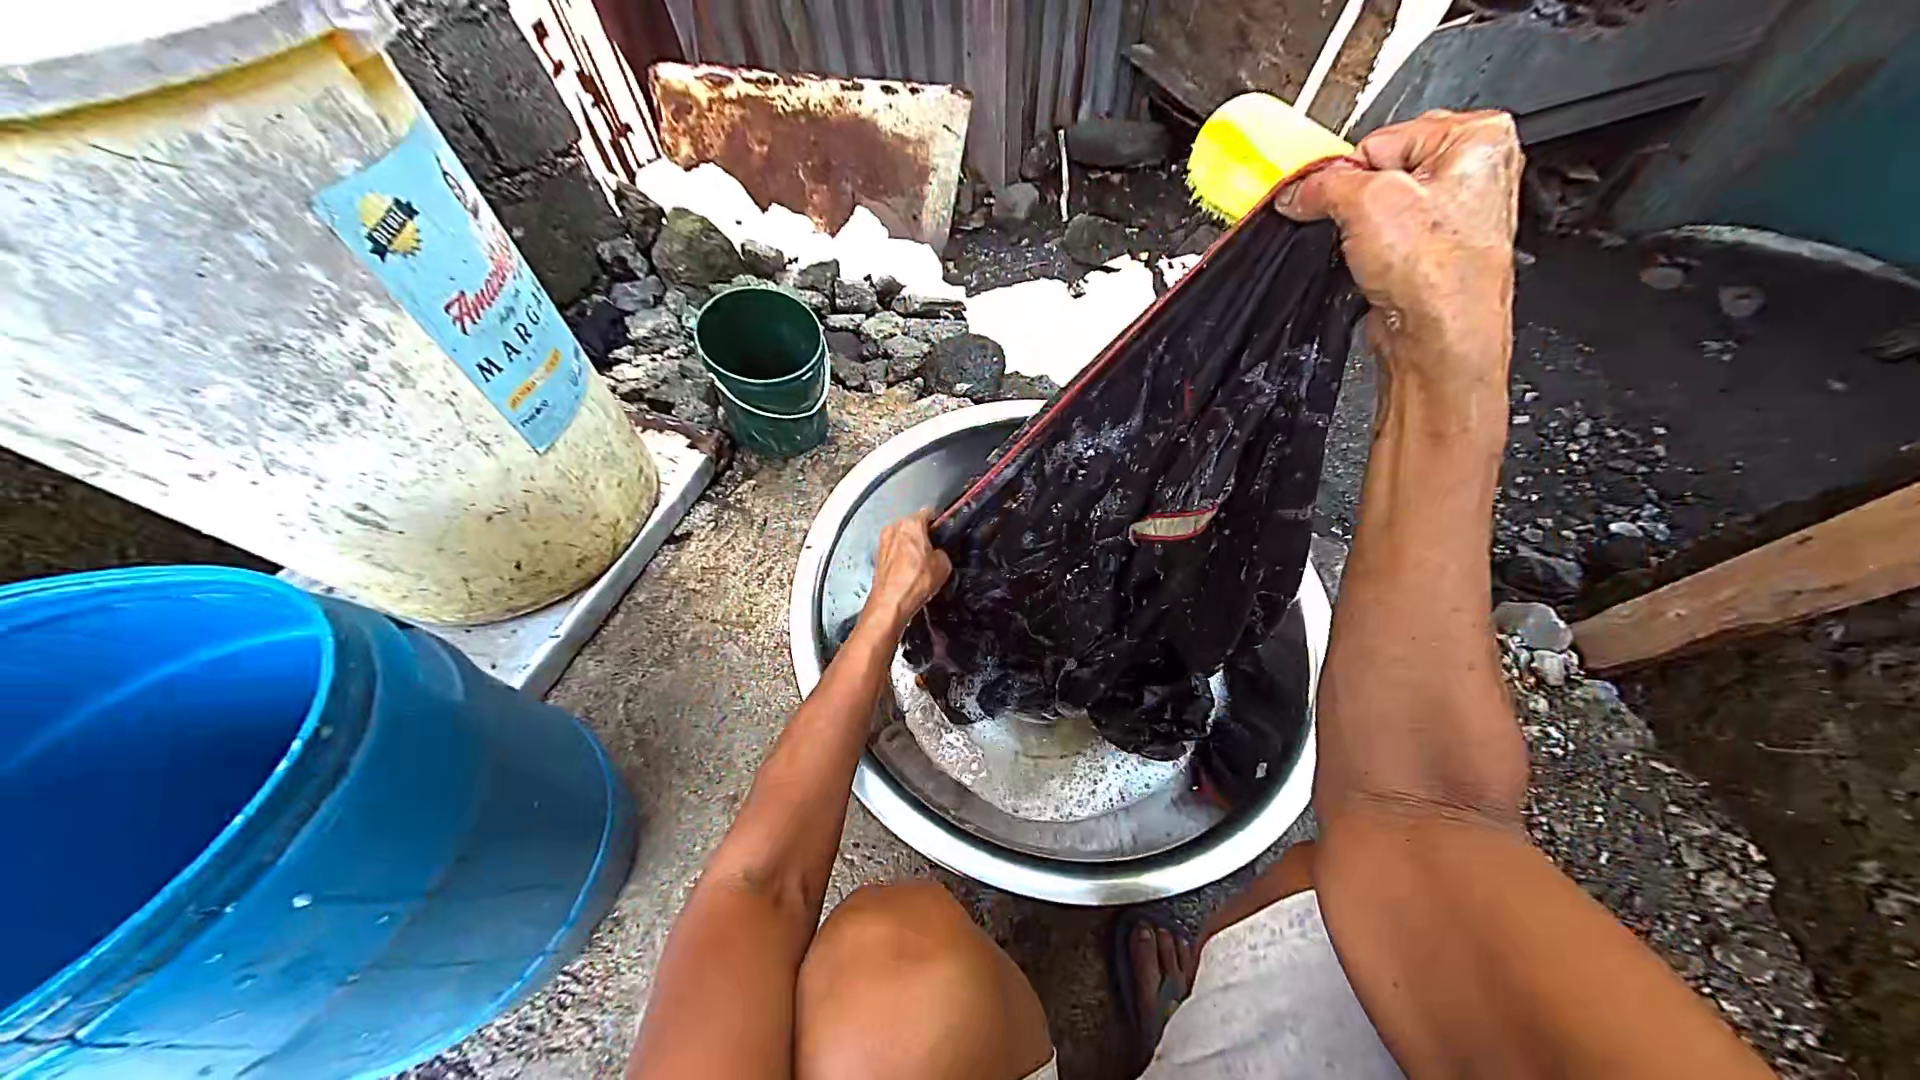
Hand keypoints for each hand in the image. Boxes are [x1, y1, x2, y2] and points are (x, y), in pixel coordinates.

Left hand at [863, 511, 951, 632]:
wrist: (891, 603)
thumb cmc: (915, 581)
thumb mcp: (943, 564)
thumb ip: (942, 552)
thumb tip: (937, 553)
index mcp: (911, 523)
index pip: (929, 513)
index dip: (939, 522)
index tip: (943, 532)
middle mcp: (894, 528)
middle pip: (913, 525)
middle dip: (923, 535)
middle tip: (934, 551)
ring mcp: (883, 542)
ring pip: (902, 538)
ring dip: (910, 546)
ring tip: (921, 564)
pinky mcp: (877, 557)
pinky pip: (894, 552)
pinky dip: (901, 558)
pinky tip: (909, 572)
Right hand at [1277, 109, 1520, 397]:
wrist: (1438, 337)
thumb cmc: (1437, 272)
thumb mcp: (1365, 202)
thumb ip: (1323, 185)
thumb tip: (1296, 189)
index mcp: (1478, 137)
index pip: (1381, 138)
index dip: (1347, 170)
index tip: (1325, 194)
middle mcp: (1473, 172)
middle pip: (1380, 172)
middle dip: (1353, 200)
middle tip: (1353, 226)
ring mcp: (1450, 217)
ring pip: (1377, 210)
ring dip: (1358, 232)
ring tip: (1369, 252)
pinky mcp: (1426, 254)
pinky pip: (1380, 241)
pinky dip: (1365, 254)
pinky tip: (1371, 268)